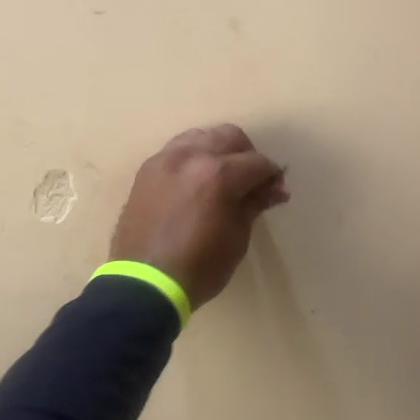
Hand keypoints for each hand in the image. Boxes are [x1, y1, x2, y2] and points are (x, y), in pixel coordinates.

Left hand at [110, 125, 289, 308]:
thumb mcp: (236, 238)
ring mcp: (164, 160)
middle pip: (229, 136)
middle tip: (250, 182)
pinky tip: (195, 182)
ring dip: (216, 150)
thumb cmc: (199, 267)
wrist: (144, 283)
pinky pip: (175, 151)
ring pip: (200, 137)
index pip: (257, 163)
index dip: (272, 177)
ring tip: (221, 178)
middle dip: (246, 155)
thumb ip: (254, 204)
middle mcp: (190, 156)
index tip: (276, 192)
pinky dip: (192, 158)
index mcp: (218, 174)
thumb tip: (275, 188)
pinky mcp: (146, 170)